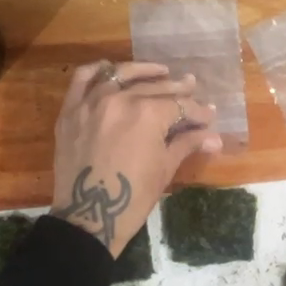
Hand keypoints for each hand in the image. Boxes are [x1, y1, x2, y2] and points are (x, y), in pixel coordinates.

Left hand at [49, 60, 219, 256]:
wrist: (88, 215)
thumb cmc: (133, 197)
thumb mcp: (164, 168)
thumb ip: (187, 144)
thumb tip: (215, 137)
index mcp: (148, 114)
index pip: (180, 105)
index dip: (197, 111)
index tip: (209, 116)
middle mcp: (120, 98)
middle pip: (154, 87)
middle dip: (177, 89)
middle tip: (191, 86)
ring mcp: (92, 101)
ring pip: (121, 76)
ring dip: (143, 72)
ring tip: (160, 72)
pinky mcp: (70, 110)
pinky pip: (83, 78)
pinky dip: (99, 70)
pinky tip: (112, 70)